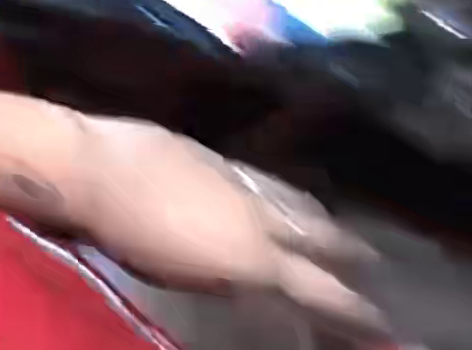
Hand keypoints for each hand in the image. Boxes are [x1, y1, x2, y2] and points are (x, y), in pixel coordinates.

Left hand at [71, 118, 387, 335]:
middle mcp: (254, 214)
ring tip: (331, 223)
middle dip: (347, 251)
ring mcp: (227, 172)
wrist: (87, 167)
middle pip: (317, 234)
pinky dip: (269, 184)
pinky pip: (250, 170)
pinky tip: (270, 186)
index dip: (359, 311)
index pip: (327, 293)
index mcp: (255, 260)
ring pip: (286, 194)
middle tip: (373, 262)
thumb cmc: (125, 234)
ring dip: (312, 212)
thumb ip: (234, 276)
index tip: (385, 323)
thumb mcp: (189, 276)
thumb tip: (259, 279)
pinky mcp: (199, 147)